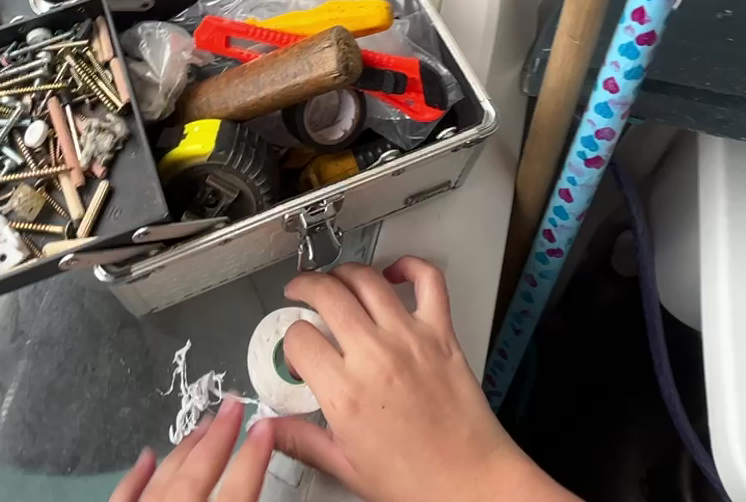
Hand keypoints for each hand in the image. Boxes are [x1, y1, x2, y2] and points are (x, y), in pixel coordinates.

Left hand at [111, 395, 271, 501]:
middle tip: (234, 403)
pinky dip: (135, 477)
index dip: (253, 458)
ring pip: (164, 480)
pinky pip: (124, 499)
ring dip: (184, 451)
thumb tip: (263, 492)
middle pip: (198, 475)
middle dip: (218, 438)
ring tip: (203, 424)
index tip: (266, 425)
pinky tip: (146, 455)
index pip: (237, 493)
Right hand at [267, 258, 577, 501]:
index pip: (299, 338)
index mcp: (346, 394)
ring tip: (335, 281)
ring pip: (365, 279)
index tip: (298, 350)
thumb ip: (303, 441)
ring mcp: (408, 338)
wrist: (472, 486)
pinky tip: (394, 272)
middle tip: (301, 293)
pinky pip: (427, 280)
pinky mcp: (440, 332)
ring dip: (343, 272)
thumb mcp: (347, 468)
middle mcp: (374, 356)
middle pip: (326, 294)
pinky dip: (410, 265)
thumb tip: (272, 429)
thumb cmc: (418, 484)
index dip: (291, 340)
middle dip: (304, 287)